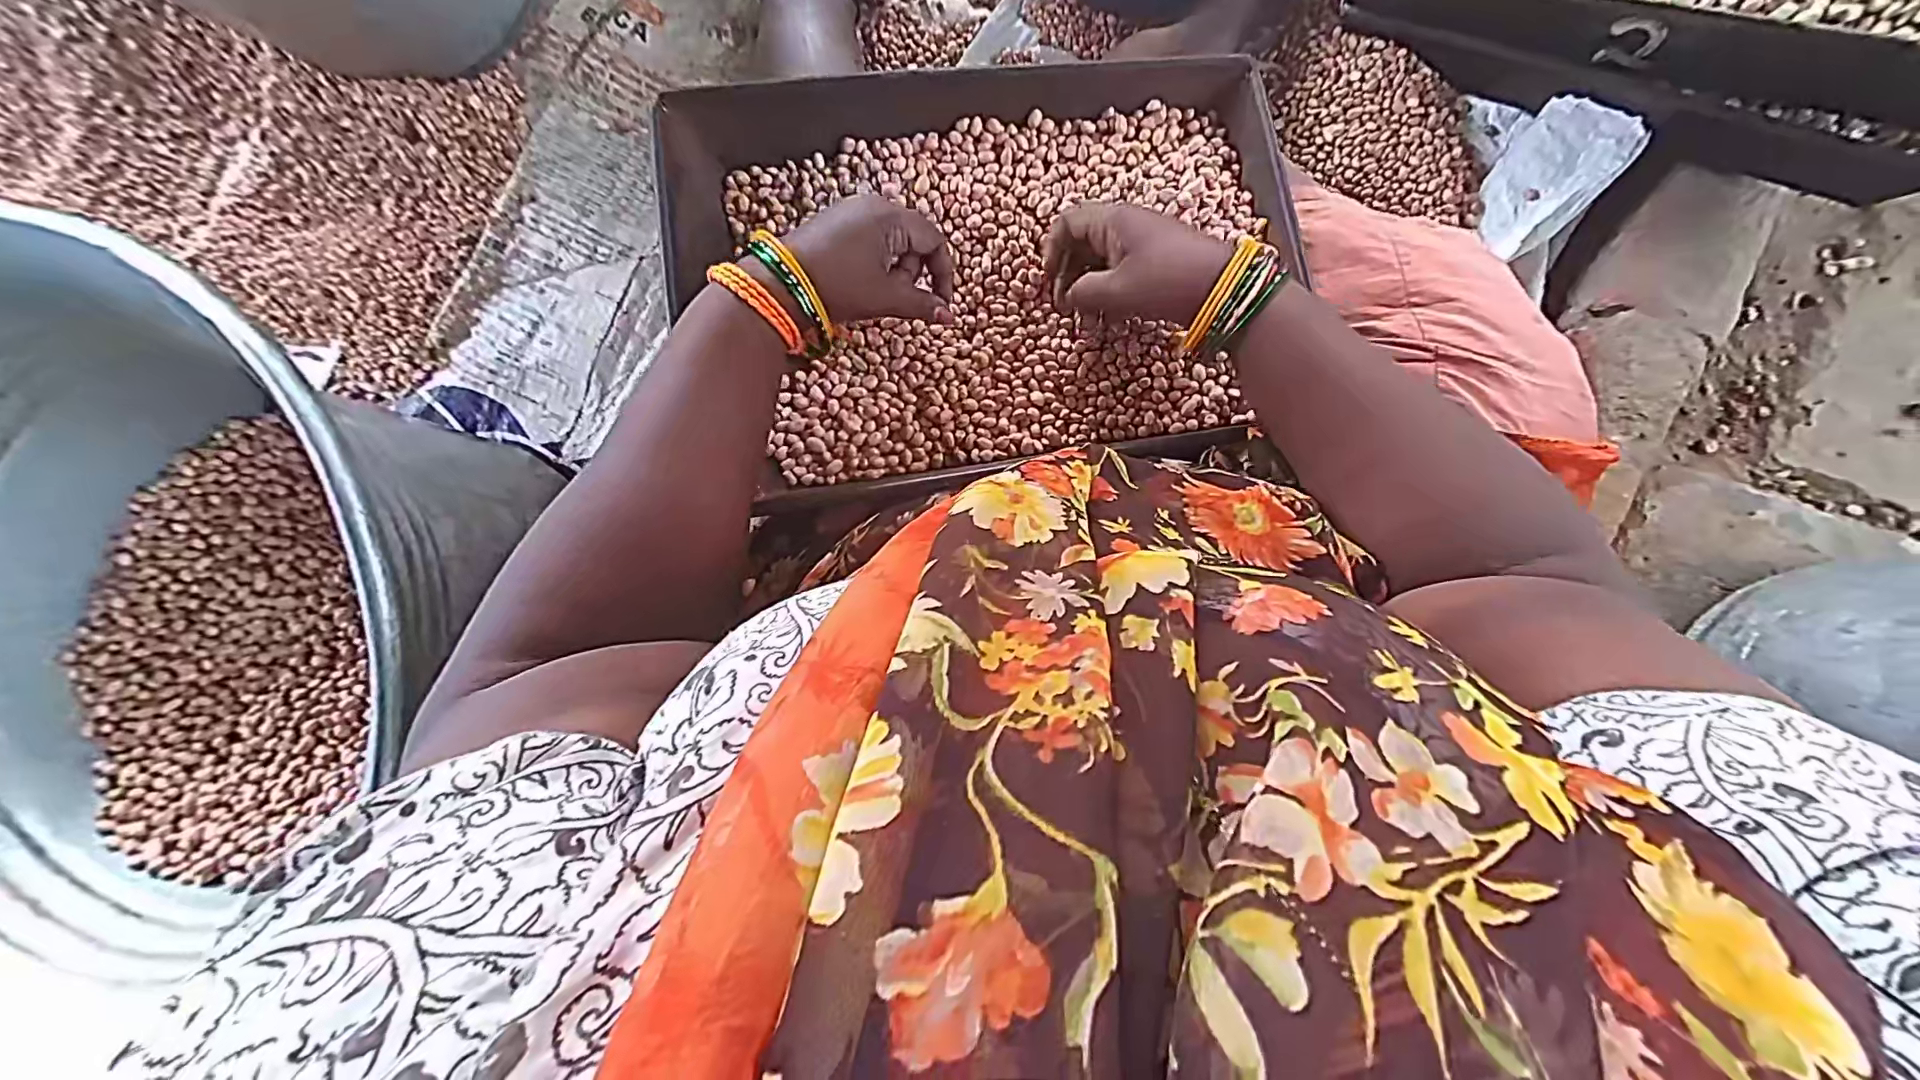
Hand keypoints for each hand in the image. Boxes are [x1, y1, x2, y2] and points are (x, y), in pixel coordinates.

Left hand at [772, 194, 955, 324]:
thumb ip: (922, 304)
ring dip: (893, 271)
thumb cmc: (838, 287)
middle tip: (898, 297)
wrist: (782, 284)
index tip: (941, 303)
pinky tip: (858, 282)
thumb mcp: (886, 298)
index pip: (934, 241)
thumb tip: (949, 316)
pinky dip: (875, 263)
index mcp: (891, 216)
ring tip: (874, 292)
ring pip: (892, 242)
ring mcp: (851, 210)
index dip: (943, 275)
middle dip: (913, 273)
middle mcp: (873, 204)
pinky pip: (870, 240)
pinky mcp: (835, 222)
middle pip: (914, 240)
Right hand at [1042, 202, 1232, 323]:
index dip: (1050, 251)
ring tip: (1088, 320)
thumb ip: (1082, 292)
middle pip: (1081, 244)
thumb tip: (1068, 296)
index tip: (1048, 279)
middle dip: (1068, 276)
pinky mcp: (1155, 261)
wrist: (1223, 289)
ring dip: (1088, 290)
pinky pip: (1119, 272)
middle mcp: (1125, 225)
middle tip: (1064, 306)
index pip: (1067, 223)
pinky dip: (1108, 293)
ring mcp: (1142, 242)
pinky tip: (1109, 319)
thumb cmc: (1166, 283)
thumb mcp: (1116, 291)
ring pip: (1100, 262)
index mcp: (1112, 220)